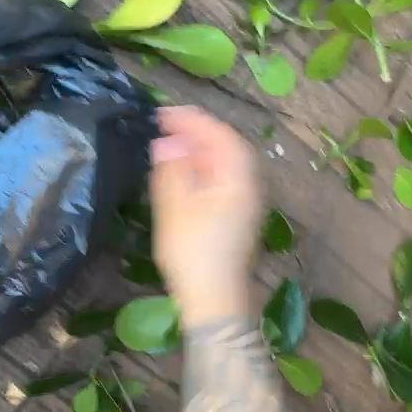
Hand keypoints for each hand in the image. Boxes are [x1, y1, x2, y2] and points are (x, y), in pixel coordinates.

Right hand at [150, 106, 261, 325]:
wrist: (212, 299)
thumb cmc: (192, 252)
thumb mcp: (175, 207)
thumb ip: (172, 169)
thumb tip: (168, 141)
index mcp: (237, 180)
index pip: (220, 136)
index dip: (193, 120)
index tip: (164, 112)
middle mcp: (247, 188)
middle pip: (226, 149)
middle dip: (197, 132)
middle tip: (166, 124)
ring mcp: (244, 205)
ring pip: (224, 166)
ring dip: (198, 150)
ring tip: (170, 144)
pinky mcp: (235, 219)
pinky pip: (221, 181)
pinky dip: (202, 169)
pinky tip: (182, 174)